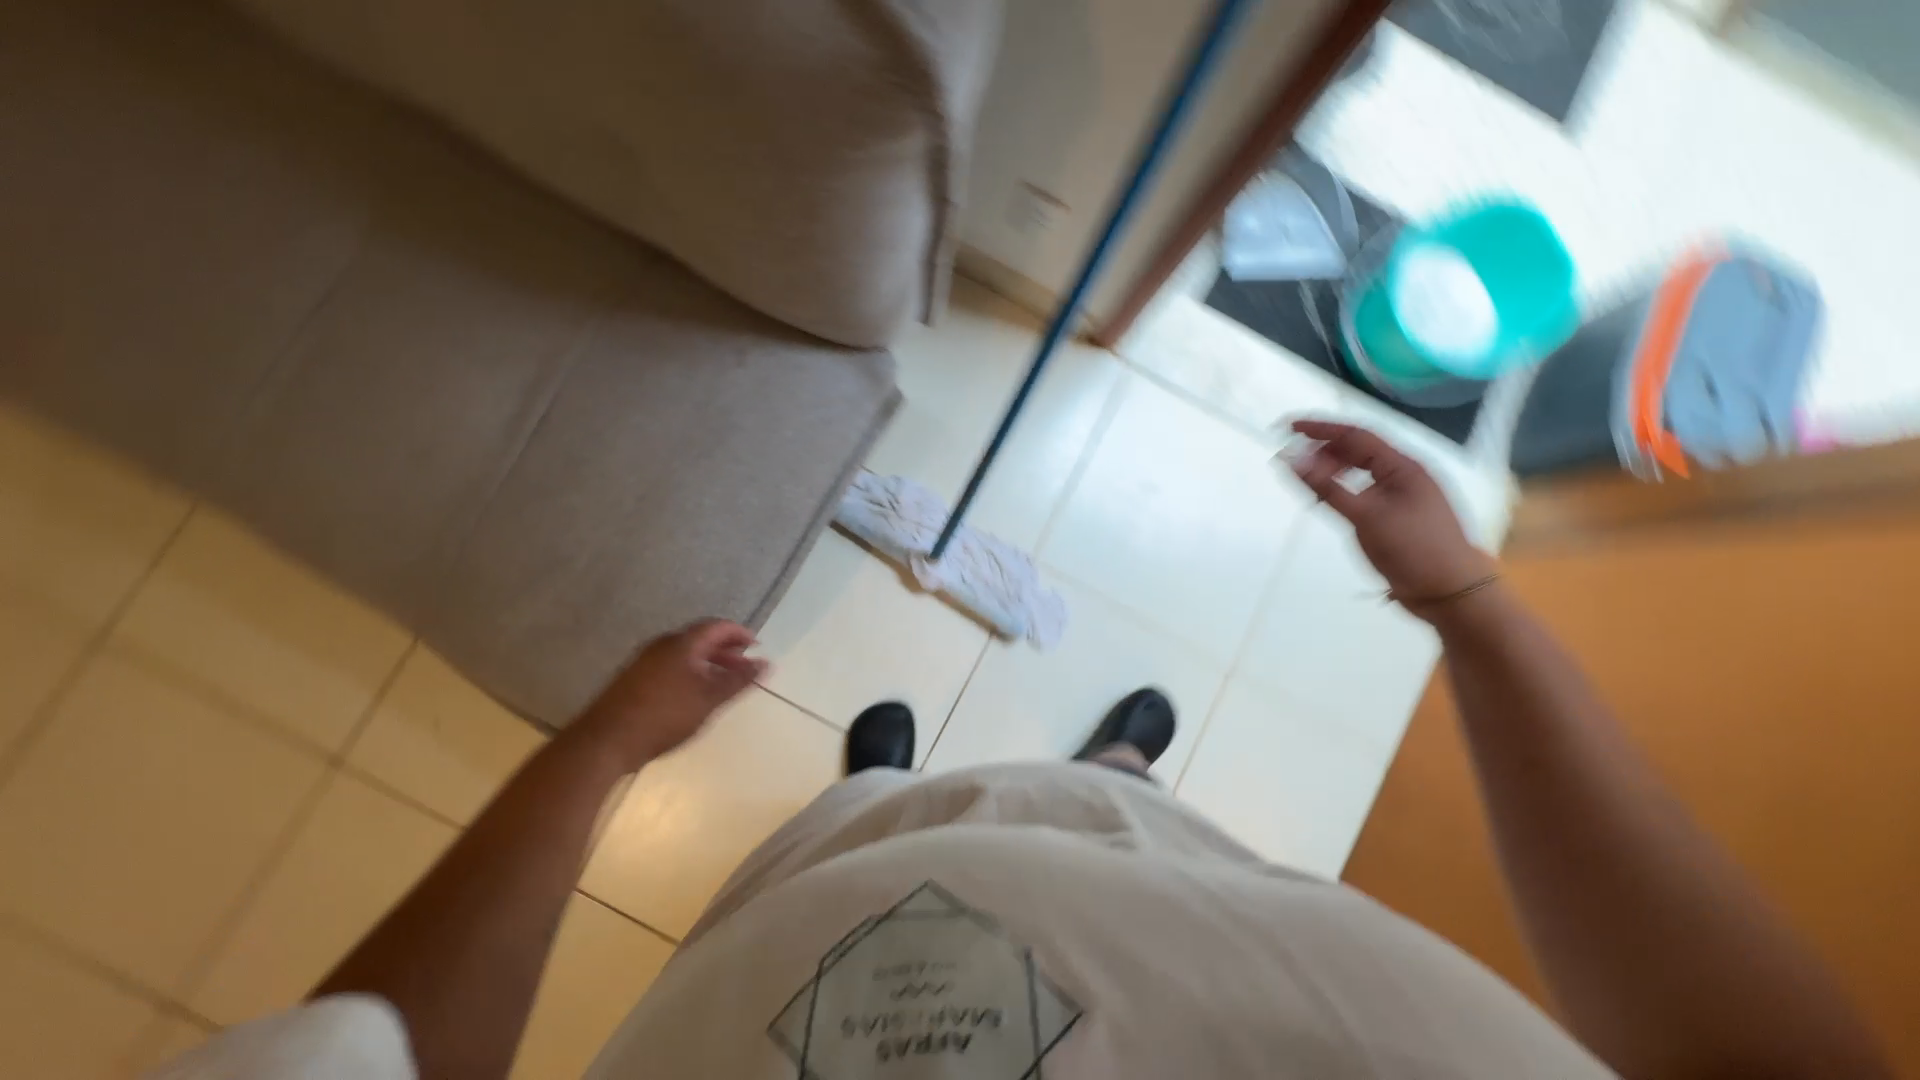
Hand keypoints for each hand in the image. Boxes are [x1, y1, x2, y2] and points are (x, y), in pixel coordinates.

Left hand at [578, 619, 767, 769]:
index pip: (716, 626)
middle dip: (725, 650)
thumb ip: (738, 680)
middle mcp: (661, 645)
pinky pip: (670, 665)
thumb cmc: (663, 717)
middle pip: (699, 638)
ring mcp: (643, 661)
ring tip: (722, 683)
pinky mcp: (633, 679)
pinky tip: (693, 695)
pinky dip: (689, 672)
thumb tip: (766, 663)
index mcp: (681, 644)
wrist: (605, 741)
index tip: (756, 646)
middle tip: (743, 666)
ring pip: (684, 653)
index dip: (739, 633)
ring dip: (707, 663)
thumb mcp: (708, 700)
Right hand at [1283, 419, 1496, 619]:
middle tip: (1294, 458)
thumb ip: (1326, 487)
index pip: (1356, 435)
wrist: (1451, 592)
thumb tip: (1291, 458)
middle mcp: (1405, 475)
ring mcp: (1404, 496)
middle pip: (1360, 450)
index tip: (1288, 426)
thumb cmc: (1412, 550)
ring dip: (1333, 469)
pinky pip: (1366, 491)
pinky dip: (1343, 489)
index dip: (1320, 428)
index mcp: (1403, 467)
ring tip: (1308, 479)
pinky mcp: (1399, 516)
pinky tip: (1329, 500)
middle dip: (1324, 449)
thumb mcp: (1365, 517)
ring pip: (1363, 471)